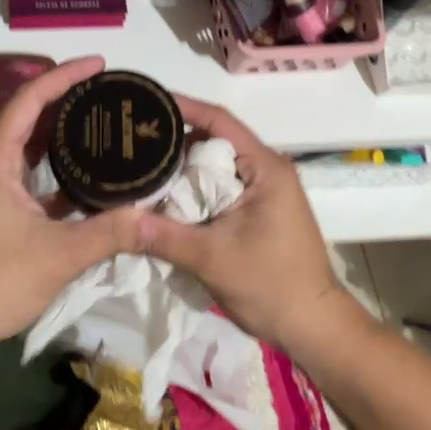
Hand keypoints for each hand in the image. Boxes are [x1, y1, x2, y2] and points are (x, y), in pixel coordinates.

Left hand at [0, 56, 142, 355]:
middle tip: (110, 93)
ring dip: (62, 134)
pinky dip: (56, 167)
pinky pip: (28, 172)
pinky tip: (89, 175)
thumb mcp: (59, 255)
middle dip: (68, 100)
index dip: (64, 75)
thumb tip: (155, 216)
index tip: (99, 64)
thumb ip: (109, 232)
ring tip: (104, 124)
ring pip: (28, 145)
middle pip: (29, 116)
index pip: (30, 99)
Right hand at [136, 96, 355, 347]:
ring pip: (215, 166)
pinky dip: (193, 188)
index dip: (183, 108)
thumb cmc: (271, 285)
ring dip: (182, 167)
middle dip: (174, 139)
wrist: (314, 328)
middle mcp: (266, 171)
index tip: (146, 101)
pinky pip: (220, 187)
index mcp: (265, 168)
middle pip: (214, 141)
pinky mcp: (257, 211)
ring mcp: (263, 192)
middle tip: (131, 137)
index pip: (220, 121)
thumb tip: (116, 218)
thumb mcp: (212, 259)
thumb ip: (164, 235)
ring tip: (138, 162)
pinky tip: (163, 195)